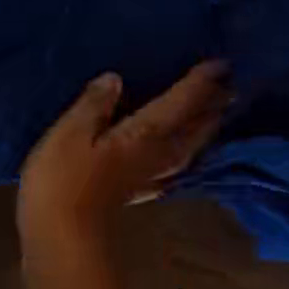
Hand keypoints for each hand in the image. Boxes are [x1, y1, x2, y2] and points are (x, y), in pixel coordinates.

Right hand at [18, 61, 232, 246]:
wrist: (62, 226)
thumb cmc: (61, 176)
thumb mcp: (67, 134)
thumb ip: (92, 106)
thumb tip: (114, 78)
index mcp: (145, 133)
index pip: (181, 101)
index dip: (200, 81)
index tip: (219, 63)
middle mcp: (162, 151)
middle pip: (198, 123)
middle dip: (213, 102)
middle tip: (227, 84)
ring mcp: (156, 172)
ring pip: (193, 143)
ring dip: (206, 124)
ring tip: (213, 110)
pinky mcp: (143, 187)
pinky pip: (178, 160)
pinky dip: (187, 147)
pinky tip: (182, 149)